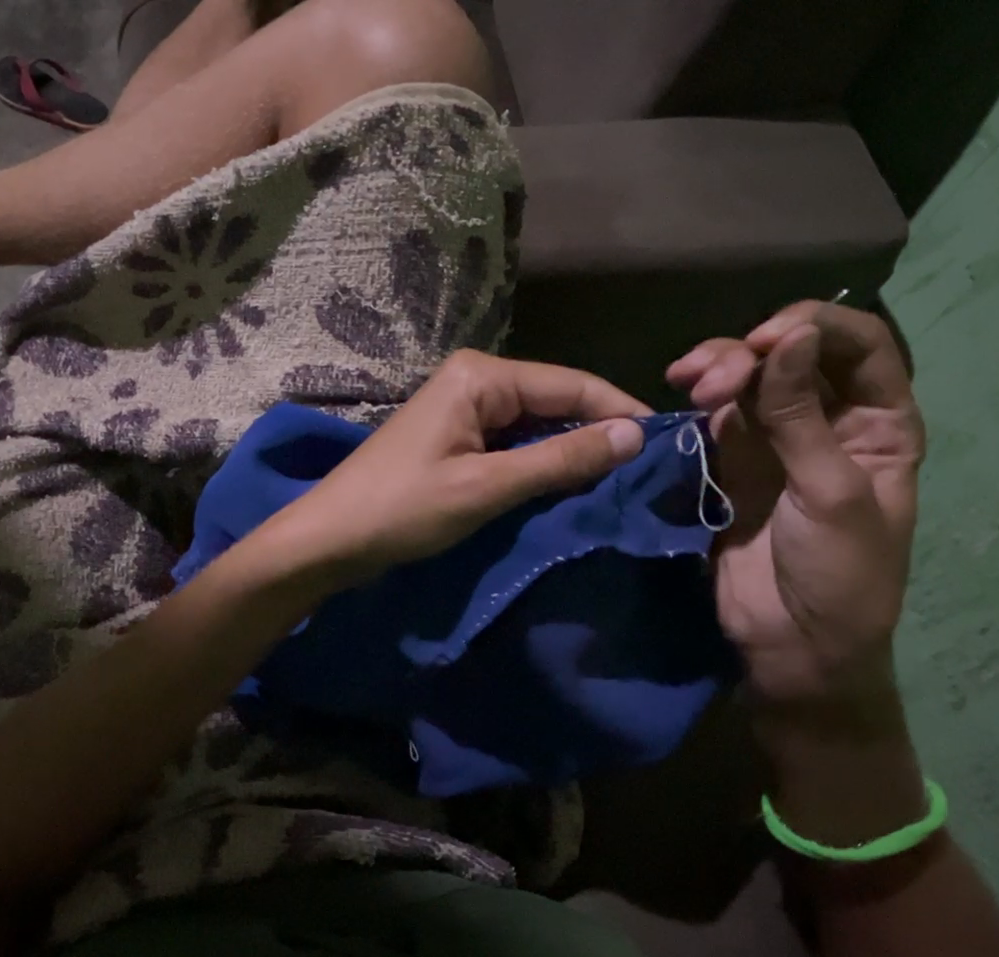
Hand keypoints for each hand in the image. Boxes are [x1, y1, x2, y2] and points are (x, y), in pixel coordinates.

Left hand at [260, 350, 649, 584]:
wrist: (330, 538)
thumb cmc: (402, 510)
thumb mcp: (486, 487)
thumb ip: (559, 460)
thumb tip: (634, 435)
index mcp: (481, 376)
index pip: (571, 385)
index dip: (619, 413)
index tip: (668, 444)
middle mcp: (475, 379)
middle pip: (555, 400)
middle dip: (598, 433)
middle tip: (649, 471)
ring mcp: (463, 408)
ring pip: (536, 424)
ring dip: (571, 451)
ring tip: (619, 482)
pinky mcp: (455, 437)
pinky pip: (512, 443)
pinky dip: (540, 463)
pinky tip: (568, 486)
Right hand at [667, 302, 925, 704]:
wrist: (794, 644)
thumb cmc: (840, 572)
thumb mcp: (829, 492)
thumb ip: (800, 415)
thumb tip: (785, 337)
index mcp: (881, 423)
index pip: (859, 346)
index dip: (814, 328)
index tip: (766, 338)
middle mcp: (832, 421)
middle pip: (795, 354)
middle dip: (753, 351)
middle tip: (712, 375)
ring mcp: (778, 441)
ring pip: (750, 379)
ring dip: (719, 368)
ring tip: (689, 381)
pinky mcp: (733, 464)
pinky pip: (718, 416)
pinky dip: (700, 399)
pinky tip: (681, 394)